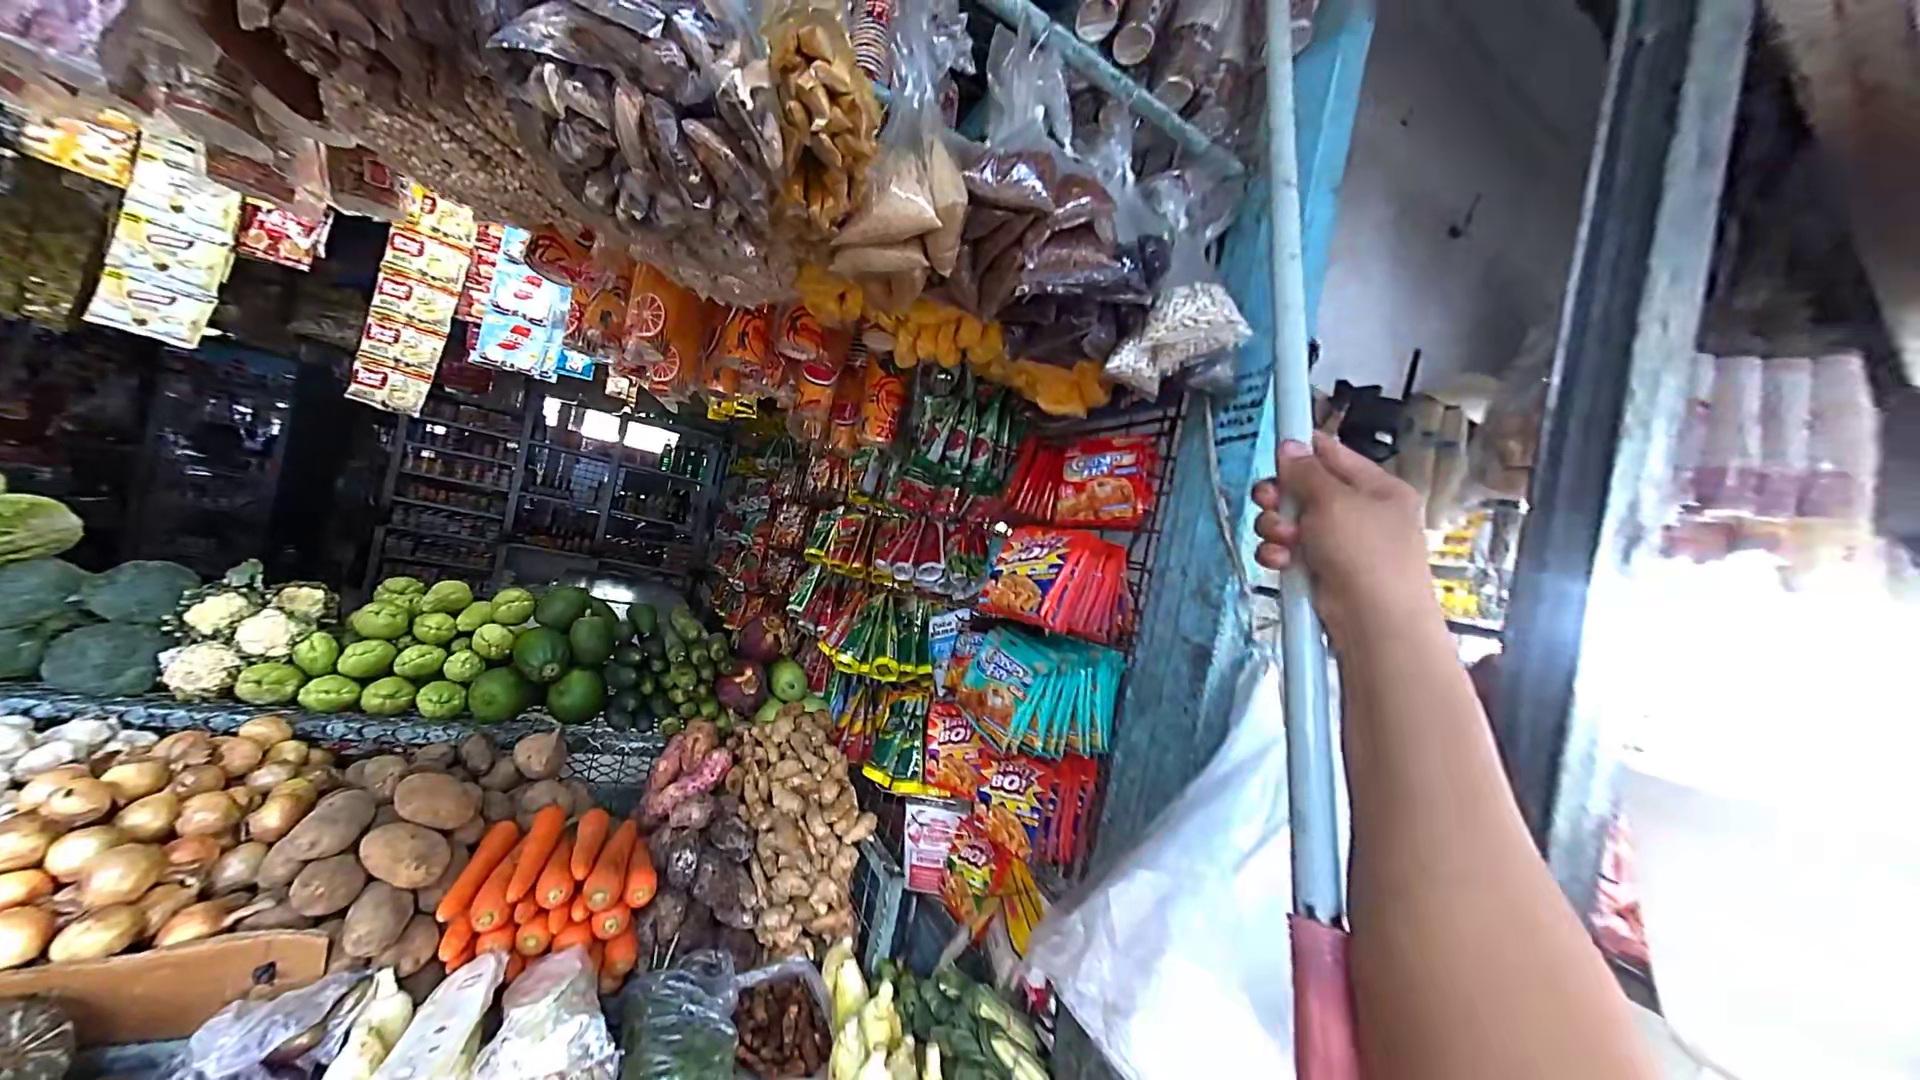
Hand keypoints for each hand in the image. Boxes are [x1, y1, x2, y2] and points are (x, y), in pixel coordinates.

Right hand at [1252, 432, 1441, 649]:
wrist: (1373, 620)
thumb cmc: (1365, 552)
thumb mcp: (1335, 502)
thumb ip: (1306, 472)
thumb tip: (1289, 445)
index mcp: (1374, 488)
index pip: (1332, 454)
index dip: (1302, 451)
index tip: (1274, 451)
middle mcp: (1355, 511)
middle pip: (1301, 488)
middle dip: (1280, 497)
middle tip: (1271, 502)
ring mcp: (1335, 542)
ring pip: (1286, 520)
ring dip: (1275, 528)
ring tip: (1284, 540)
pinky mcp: (1315, 567)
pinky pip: (1285, 549)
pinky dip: (1278, 554)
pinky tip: (1282, 562)